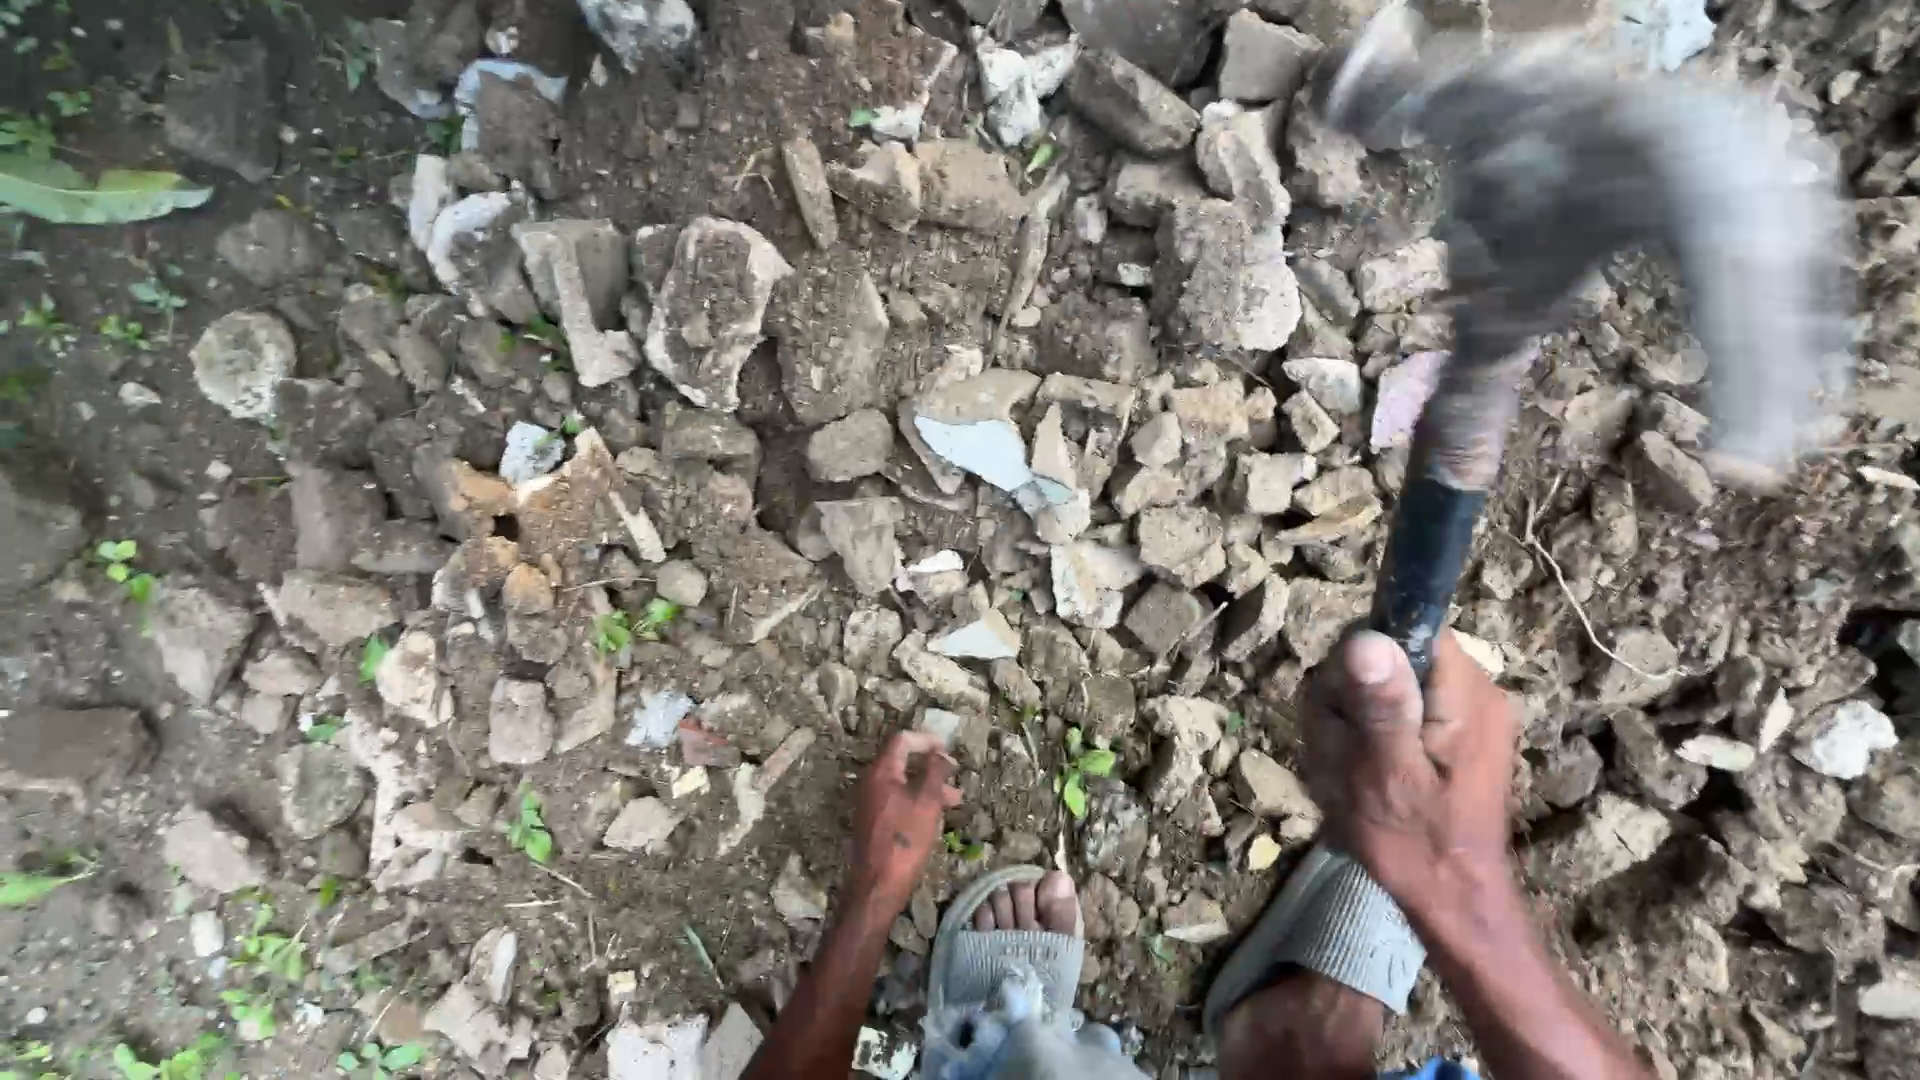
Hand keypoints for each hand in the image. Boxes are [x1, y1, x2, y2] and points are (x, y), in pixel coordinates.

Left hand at [845, 731, 961, 915]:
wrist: (878, 884)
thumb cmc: (905, 838)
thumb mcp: (927, 800)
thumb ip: (934, 770)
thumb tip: (939, 752)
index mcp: (880, 771)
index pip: (902, 740)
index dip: (926, 740)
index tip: (948, 749)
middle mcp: (871, 781)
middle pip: (902, 760)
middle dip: (930, 765)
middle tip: (953, 773)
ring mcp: (870, 802)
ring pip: (903, 783)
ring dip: (928, 785)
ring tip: (954, 799)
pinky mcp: (874, 820)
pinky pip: (897, 799)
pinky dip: (917, 800)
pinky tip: (935, 815)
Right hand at [1300, 630, 1519, 922]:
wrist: (1449, 902)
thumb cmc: (1417, 844)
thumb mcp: (1389, 774)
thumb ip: (1381, 706)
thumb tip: (1365, 638)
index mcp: (1466, 694)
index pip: (1403, 628)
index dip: (1360, 659)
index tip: (1348, 709)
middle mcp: (1469, 691)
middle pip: (1379, 657)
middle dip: (1344, 702)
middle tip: (1344, 754)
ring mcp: (1454, 712)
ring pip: (1368, 686)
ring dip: (1342, 727)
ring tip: (1347, 774)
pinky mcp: (1438, 732)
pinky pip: (1379, 712)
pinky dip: (1355, 740)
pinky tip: (1355, 777)